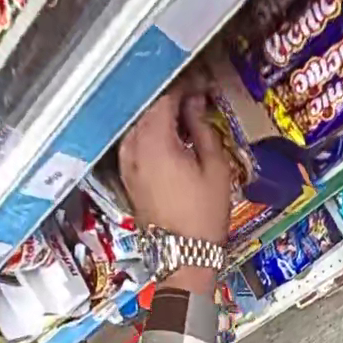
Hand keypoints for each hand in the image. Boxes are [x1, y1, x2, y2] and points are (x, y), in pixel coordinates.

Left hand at [117, 88, 232, 288]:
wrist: (185, 255)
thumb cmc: (205, 216)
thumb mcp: (215, 170)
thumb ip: (203, 130)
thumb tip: (195, 106)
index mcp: (155, 140)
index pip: (166, 97)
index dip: (185, 87)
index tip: (202, 86)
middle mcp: (134, 145)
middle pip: (149, 107)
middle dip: (171, 100)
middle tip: (195, 100)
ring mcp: (126, 161)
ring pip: (140, 125)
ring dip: (159, 118)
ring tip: (183, 121)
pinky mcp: (128, 176)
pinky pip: (136, 143)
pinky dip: (151, 136)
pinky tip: (169, 142)